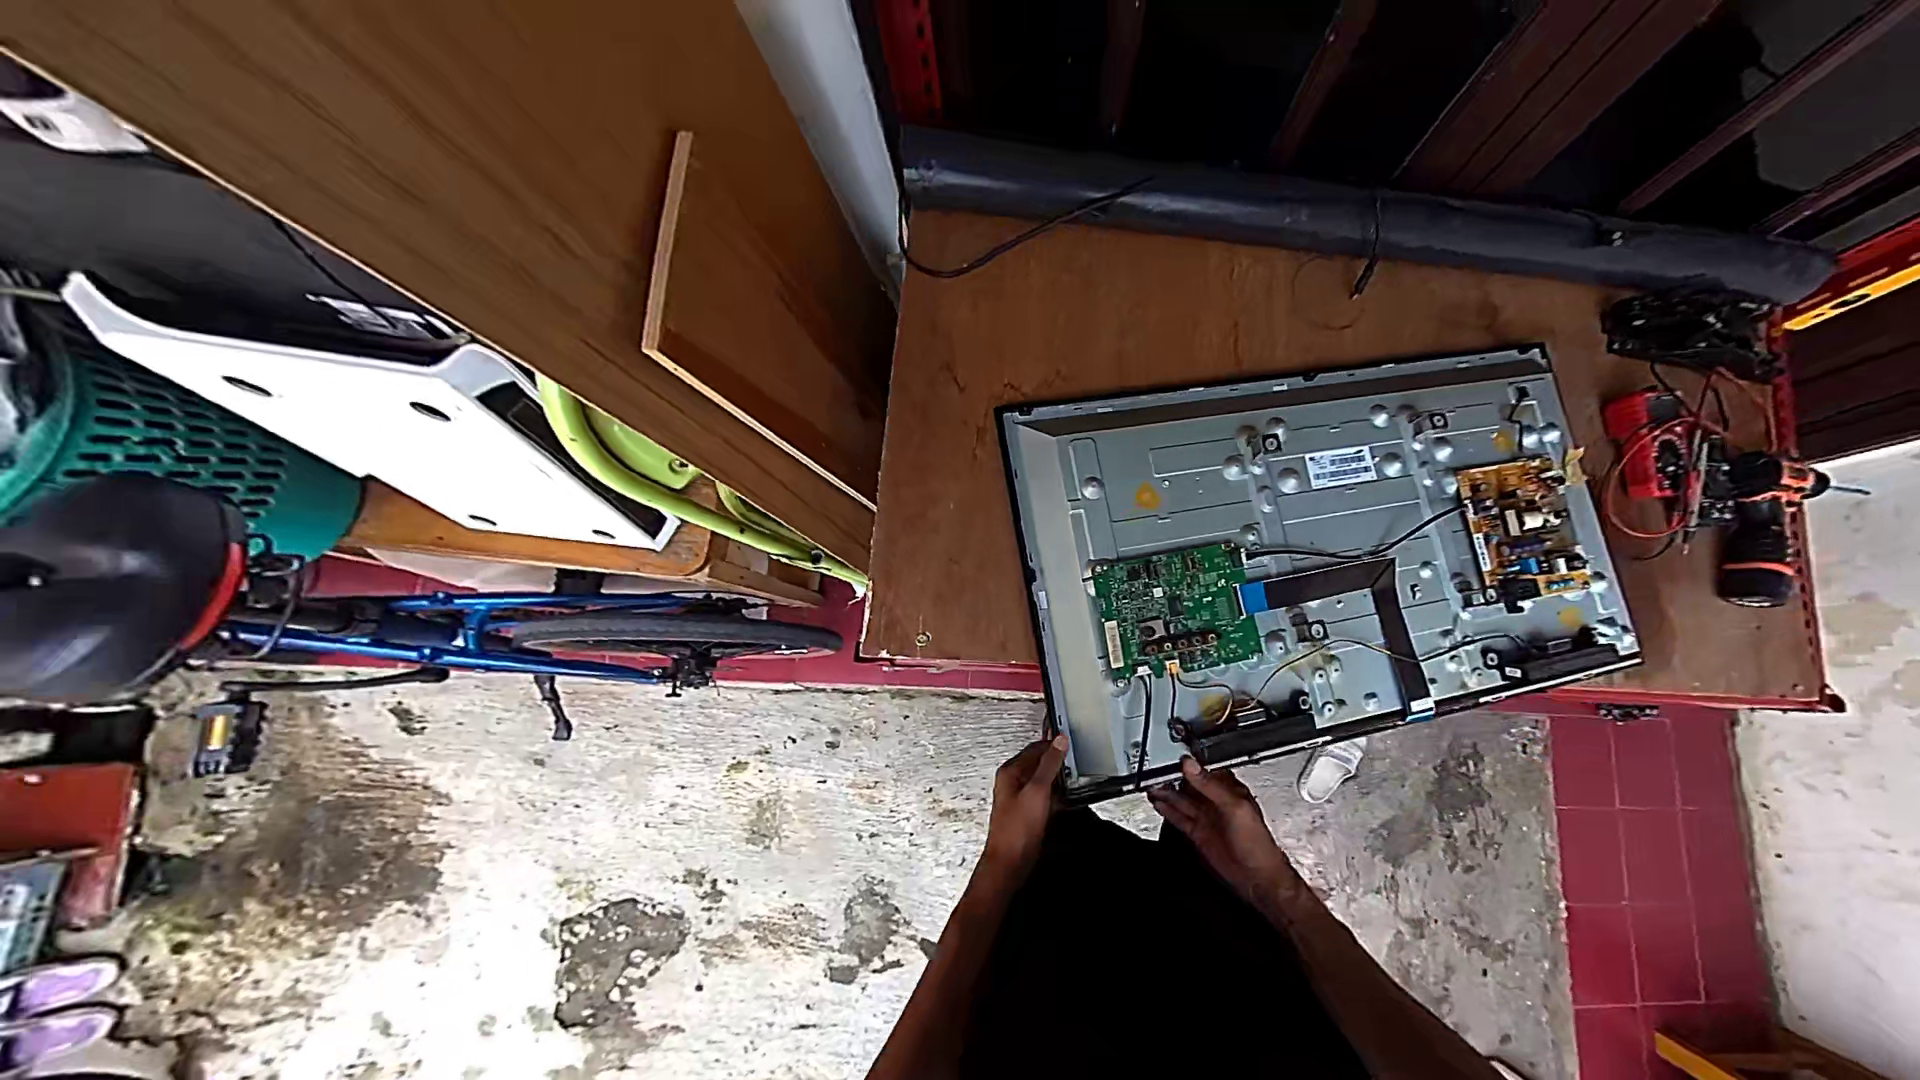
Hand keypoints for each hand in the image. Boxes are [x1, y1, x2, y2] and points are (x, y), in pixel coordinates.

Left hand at [980, 734, 1067, 879]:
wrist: (1011, 864)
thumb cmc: (1016, 830)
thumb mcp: (1037, 791)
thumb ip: (1049, 764)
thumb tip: (1058, 742)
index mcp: (1011, 772)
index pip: (1034, 748)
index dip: (1052, 743)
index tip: (1068, 740)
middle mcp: (1013, 783)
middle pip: (1038, 763)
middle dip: (1056, 761)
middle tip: (1075, 758)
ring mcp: (1020, 799)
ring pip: (1042, 781)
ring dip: (1058, 779)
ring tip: (1075, 777)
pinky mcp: (1028, 814)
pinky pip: (1045, 798)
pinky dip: (1057, 796)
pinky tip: (1068, 801)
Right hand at [1149, 756, 1303, 912]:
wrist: (1257, 878)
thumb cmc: (1257, 844)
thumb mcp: (1233, 807)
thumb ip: (1209, 785)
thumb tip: (1190, 765)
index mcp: (1230, 791)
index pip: (1205, 771)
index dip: (1189, 765)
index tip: (1173, 759)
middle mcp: (1217, 803)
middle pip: (1190, 785)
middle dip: (1173, 778)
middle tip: (1155, 771)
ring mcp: (1207, 818)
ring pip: (1181, 800)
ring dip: (1166, 792)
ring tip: (1151, 784)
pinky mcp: (1198, 833)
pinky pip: (1179, 817)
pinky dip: (1167, 809)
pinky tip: (1158, 802)